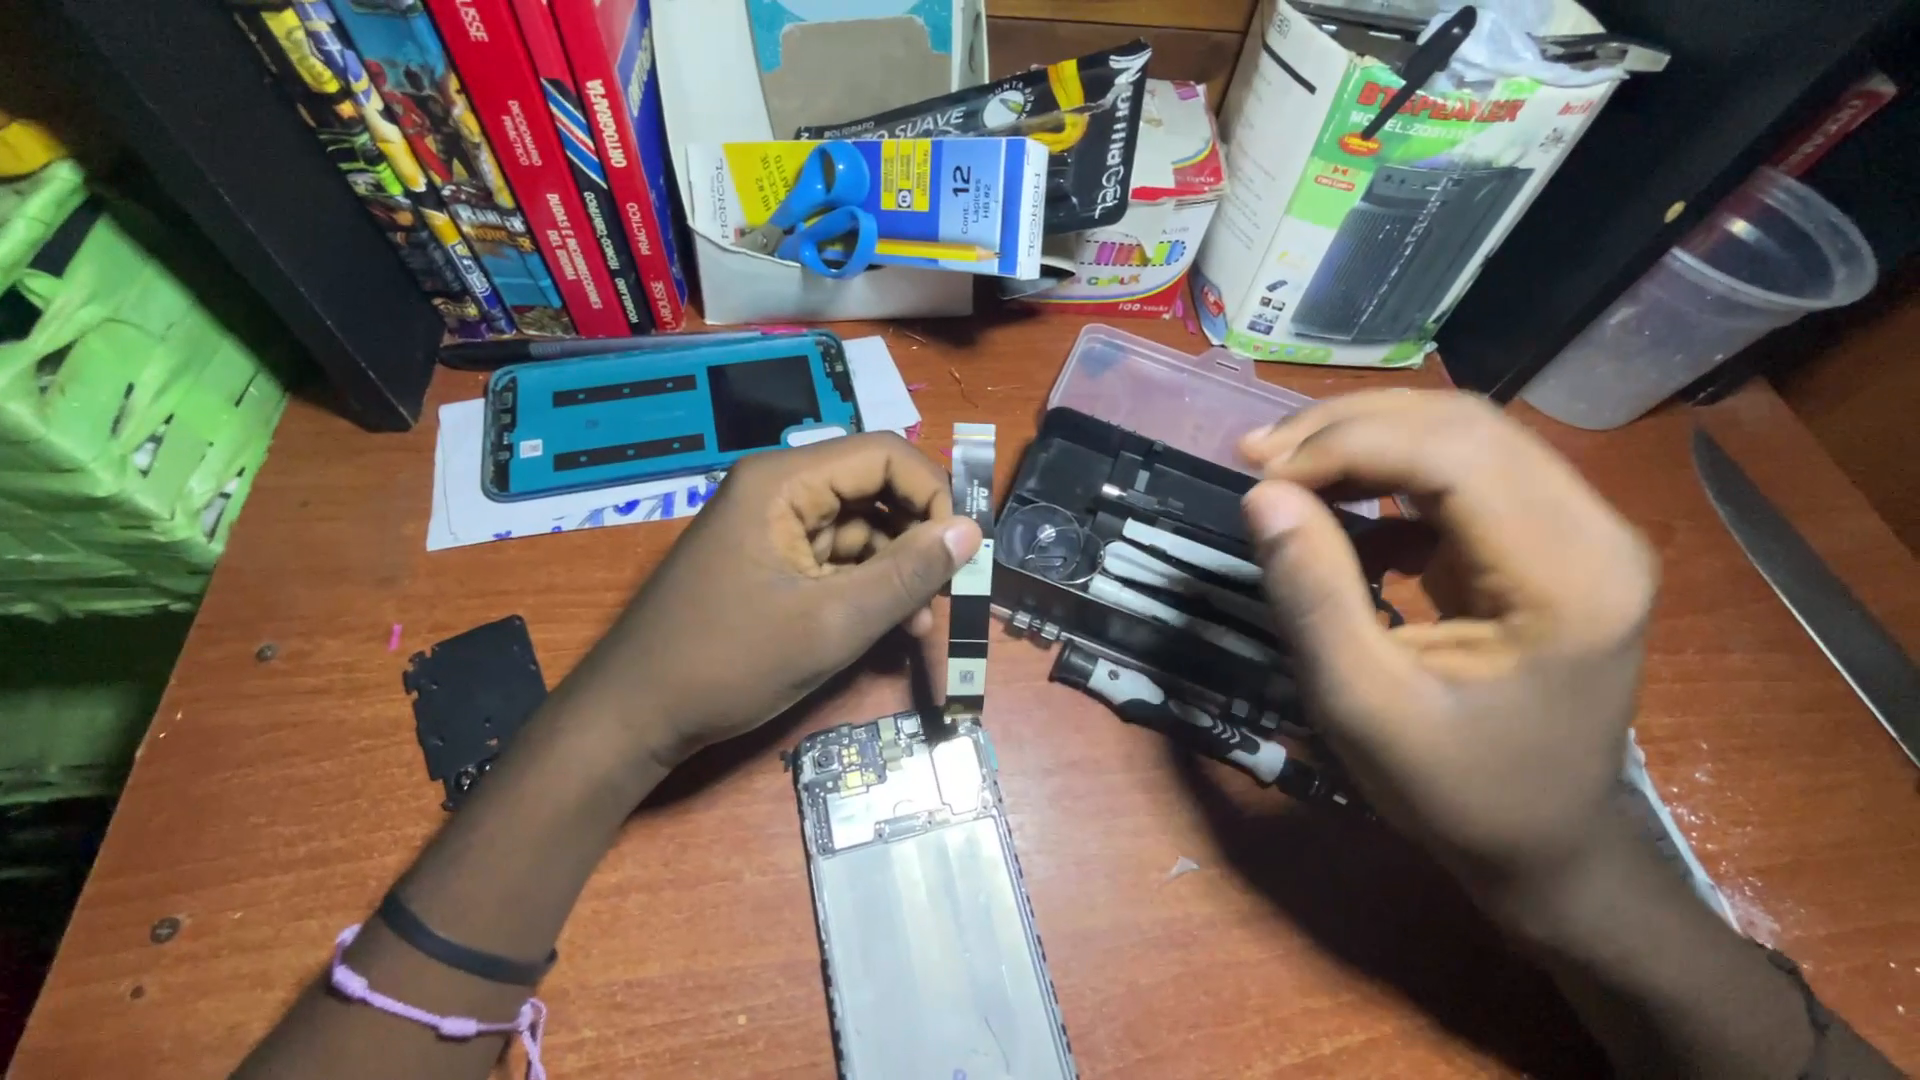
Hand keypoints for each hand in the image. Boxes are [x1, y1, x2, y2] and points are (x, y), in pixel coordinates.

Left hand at [558, 433, 981, 769]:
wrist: (635, 718)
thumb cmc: (728, 663)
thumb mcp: (831, 624)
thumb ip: (906, 575)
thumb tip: (971, 531)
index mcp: (785, 481)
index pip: (884, 455)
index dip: (933, 495)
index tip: (962, 553)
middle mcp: (782, 491)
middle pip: (876, 492)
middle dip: (919, 543)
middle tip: (948, 599)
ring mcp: (776, 529)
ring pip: (862, 532)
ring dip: (899, 575)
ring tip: (921, 630)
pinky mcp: (775, 564)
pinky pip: (838, 562)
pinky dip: (870, 591)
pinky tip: (893, 629)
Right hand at [1238, 392, 1657, 904]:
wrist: (1546, 848)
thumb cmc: (1456, 790)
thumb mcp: (1362, 705)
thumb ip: (1312, 594)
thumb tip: (1261, 494)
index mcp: (1566, 575)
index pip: (1451, 453)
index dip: (1344, 446)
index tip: (1258, 478)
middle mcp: (1592, 532)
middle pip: (1462, 425)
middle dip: (1347, 428)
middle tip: (1255, 456)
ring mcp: (1578, 533)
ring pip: (1462, 436)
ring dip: (1364, 440)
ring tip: (1282, 468)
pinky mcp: (1549, 543)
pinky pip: (1463, 473)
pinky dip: (1388, 473)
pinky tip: (1337, 505)